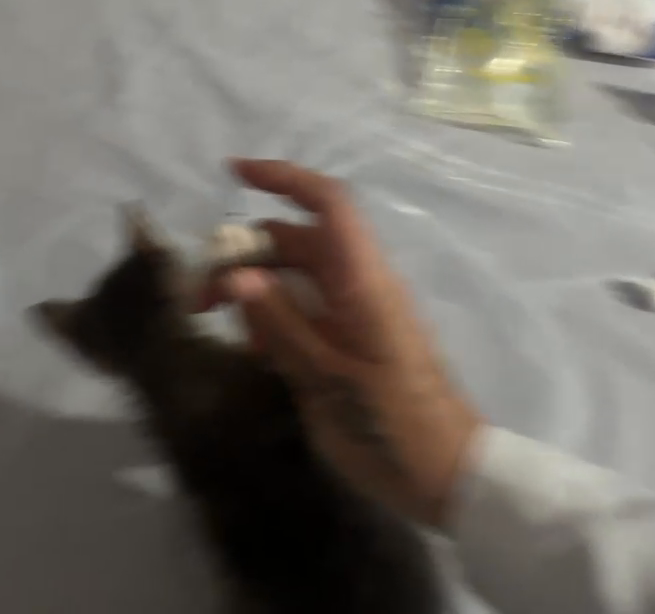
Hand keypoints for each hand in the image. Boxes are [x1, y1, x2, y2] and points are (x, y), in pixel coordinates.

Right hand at [210, 158, 483, 526]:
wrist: (453, 480)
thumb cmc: (395, 429)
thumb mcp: (328, 382)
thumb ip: (282, 325)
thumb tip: (236, 277)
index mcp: (363, 283)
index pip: (329, 204)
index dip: (284, 178)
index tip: (234, 174)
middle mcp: (359, 284)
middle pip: (296, 241)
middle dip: (243, 254)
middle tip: (201, 295)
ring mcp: (357, 309)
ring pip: (295, 273)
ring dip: (254, 286)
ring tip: (219, 320)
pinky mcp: (353, 335)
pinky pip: (306, 304)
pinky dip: (274, 312)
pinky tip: (255, 345)